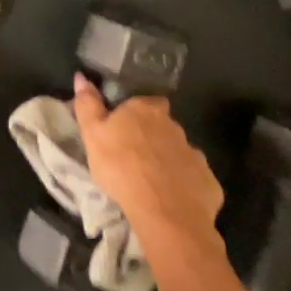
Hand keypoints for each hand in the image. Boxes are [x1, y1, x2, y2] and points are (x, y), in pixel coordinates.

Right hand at [73, 74, 223, 251]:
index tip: (126, 121)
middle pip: (164, 125)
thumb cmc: (120, 167)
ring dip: (168, 158)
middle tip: (134, 152)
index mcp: (145, 111)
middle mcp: (174, 127)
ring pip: (179, 151)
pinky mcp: (209, 182)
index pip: (148, 100)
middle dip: (153, 134)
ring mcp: (195, 155)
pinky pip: (193, 177)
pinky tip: (171, 195)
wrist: (165, 213)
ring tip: (151, 177)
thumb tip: (81, 77)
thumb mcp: (91, 134)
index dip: (138, 108)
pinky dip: (184, 182)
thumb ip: (87, 104)